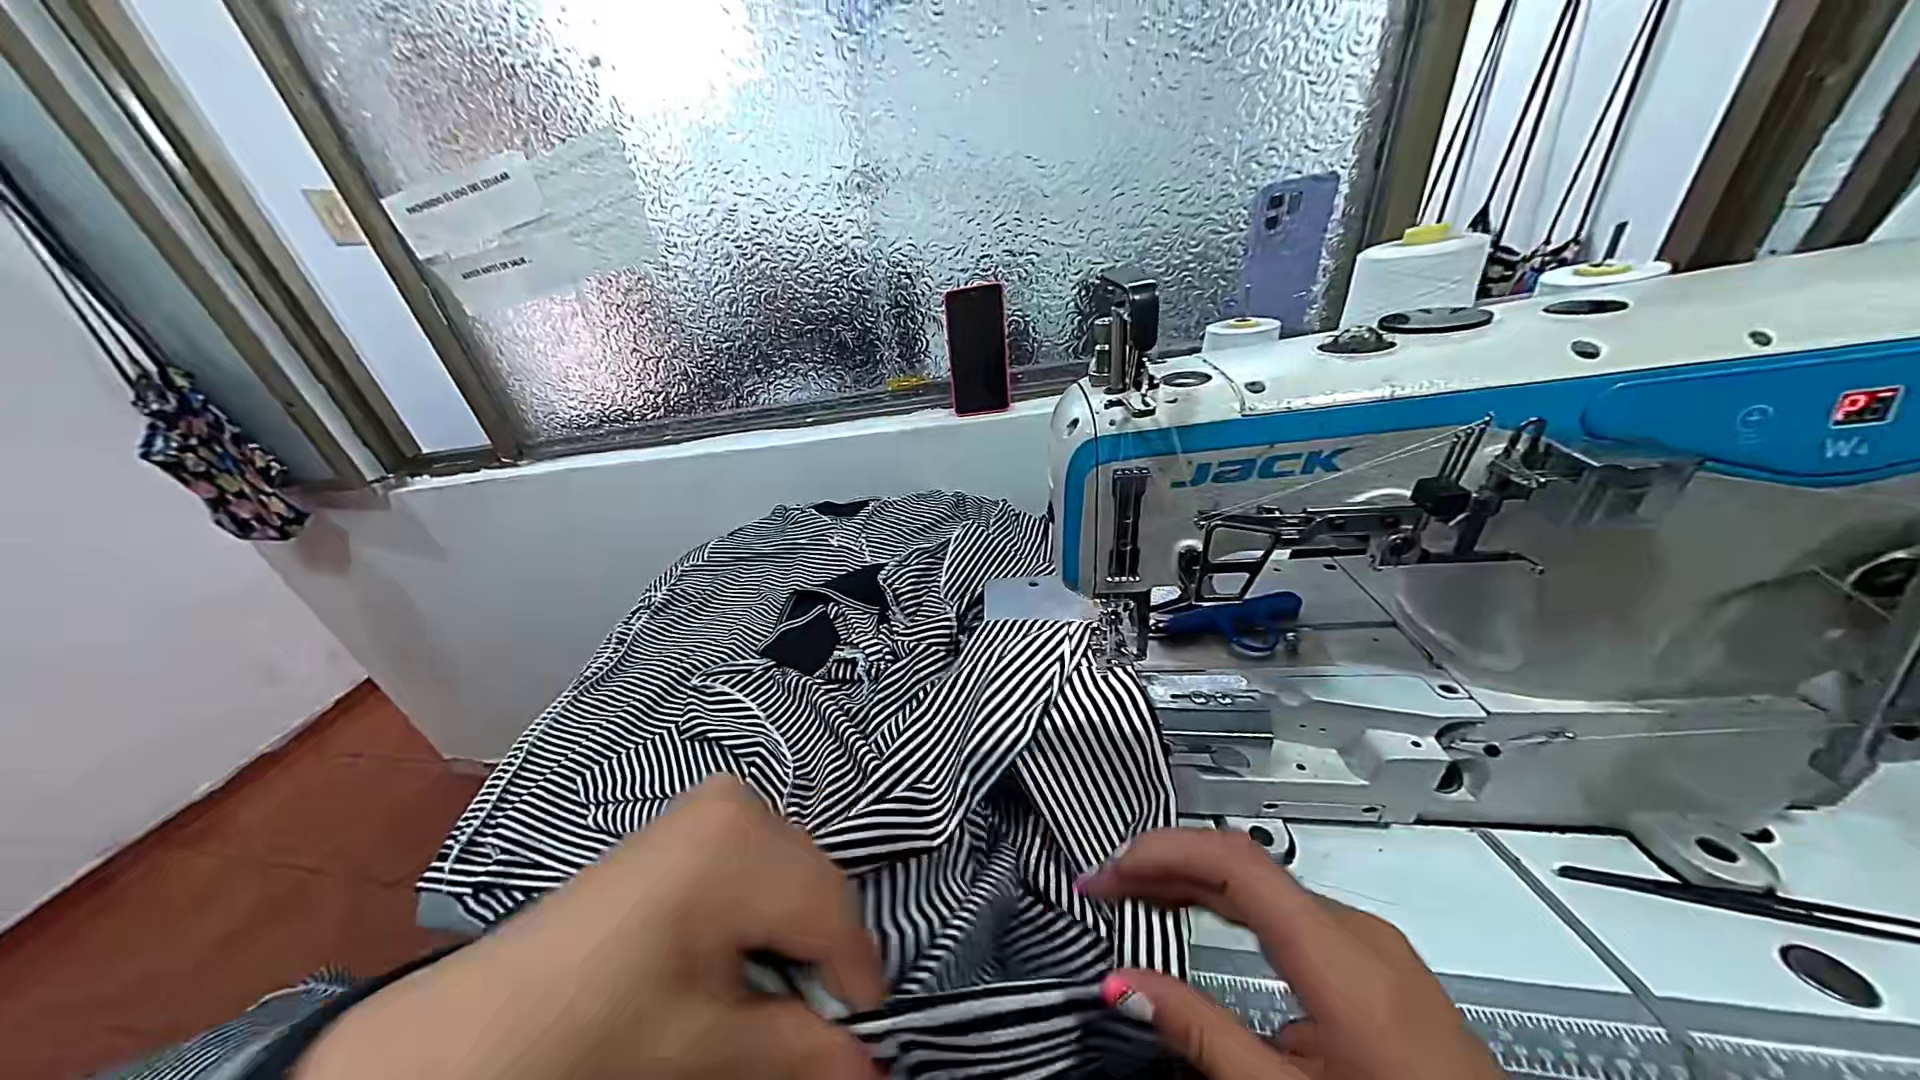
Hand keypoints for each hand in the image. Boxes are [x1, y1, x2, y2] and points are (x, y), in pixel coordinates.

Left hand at [297, 776, 885, 1079]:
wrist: (483, 1022)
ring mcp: (715, 800)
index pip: (836, 914)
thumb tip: (874, 1067)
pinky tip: (734, 953)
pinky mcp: (696, 816)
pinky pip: (765, 858)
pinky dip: (766, 910)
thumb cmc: (596, 1033)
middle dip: (820, 959)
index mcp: (741, 842)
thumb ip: (805, 1052)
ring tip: (760, 992)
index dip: (856, 985)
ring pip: (795, 873)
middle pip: (817, 888)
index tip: (857, 1044)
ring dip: (794, 935)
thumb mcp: (708, 1050)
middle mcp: (739, 801)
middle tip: (803, 1025)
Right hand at [1078, 828, 1502, 1079]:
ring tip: (1134, 893)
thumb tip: (1127, 984)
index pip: (1233, 861)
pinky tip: (1196, 912)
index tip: (1108, 871)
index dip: (1160, 851)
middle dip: (1163, 864)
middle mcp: (1356, 931)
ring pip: (1260, 882)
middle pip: (1241, 863)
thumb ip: (1202, 1034)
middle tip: (1105, 884)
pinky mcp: (1371, 959)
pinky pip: (1282, 907)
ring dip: (1190, 881)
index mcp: (1341, 955)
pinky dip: (1226, 902)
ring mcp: (1368, 942)